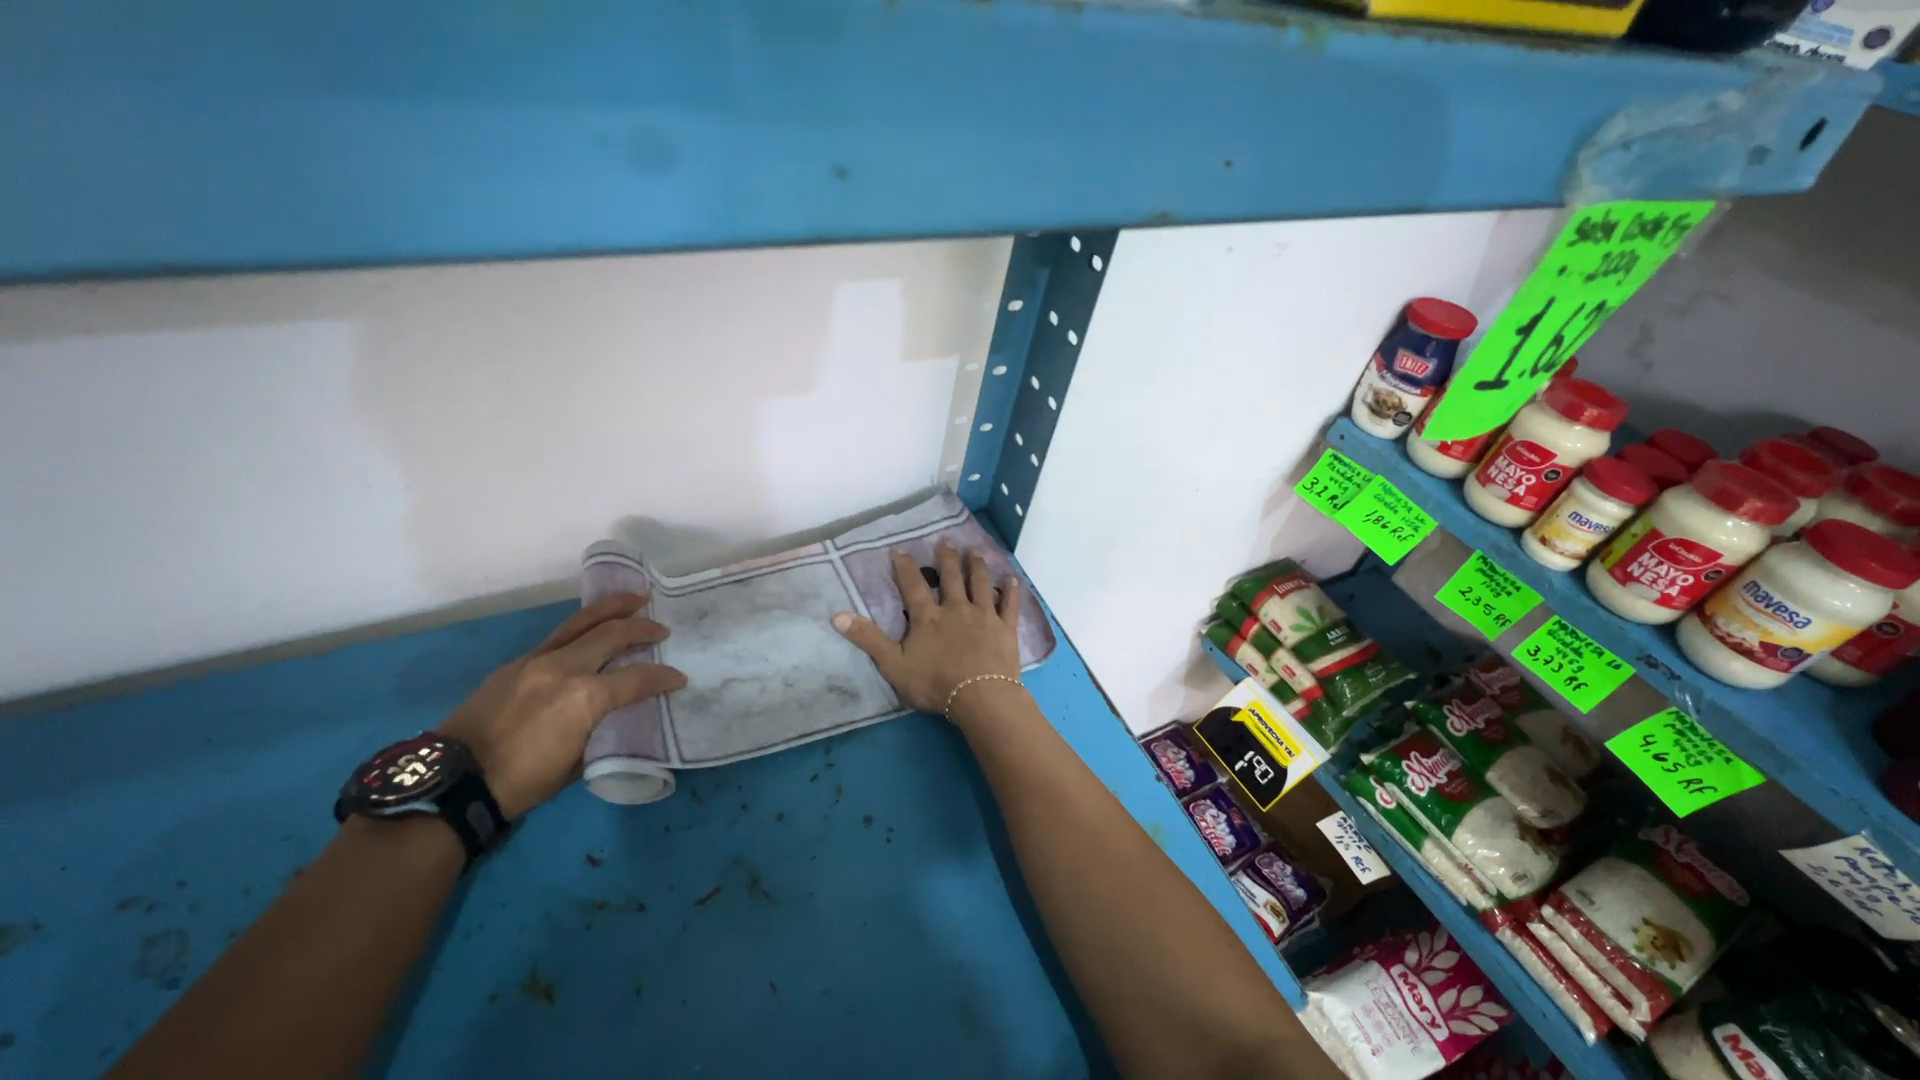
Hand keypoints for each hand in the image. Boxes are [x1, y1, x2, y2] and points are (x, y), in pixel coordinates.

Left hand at [438, 594, 685, 819]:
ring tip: (635, 600)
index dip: (664, 678)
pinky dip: (581, 629)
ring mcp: (537, 660)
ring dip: (612, 609)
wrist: (456, 780)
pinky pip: (557, 637)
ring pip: (582, 622)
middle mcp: (565, 667)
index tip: (679, 679)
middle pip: (613, 634)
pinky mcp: (516, 663)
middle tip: (662, 629)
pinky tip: (588, 633)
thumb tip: (613, 714)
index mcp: (586, 697)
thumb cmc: (523, 782)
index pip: (638, 678)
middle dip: (643, 628)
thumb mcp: (577, 762)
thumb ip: (601, 729)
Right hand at [832, 543, 1023, 718]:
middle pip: (951, 577)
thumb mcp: (893, 665)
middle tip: (946, 541)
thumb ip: (868, 639)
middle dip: (946, 558)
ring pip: (980, 584)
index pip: (913, 586)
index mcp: (927, 617)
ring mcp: (984, 616)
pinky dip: (1010, 591)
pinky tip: (1012, 579)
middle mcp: (956, 608)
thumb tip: (836, 615)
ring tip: (974, 552)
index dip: (905, 567)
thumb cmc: (935, 684)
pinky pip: (1009, 604)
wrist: (980, 697)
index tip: (899, 549)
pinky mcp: (1006, 628)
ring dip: (976, 566)